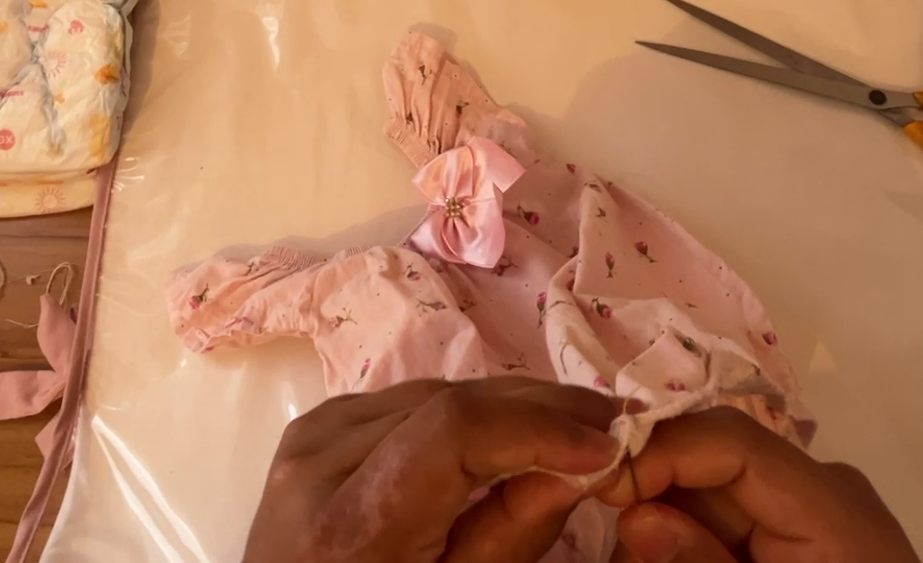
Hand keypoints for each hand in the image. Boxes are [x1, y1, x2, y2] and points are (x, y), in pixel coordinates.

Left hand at [243, 377, 621, 561]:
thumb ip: (514, 530)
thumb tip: (584, 460)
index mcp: (349, 524)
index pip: (450, 431)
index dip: (536, 424)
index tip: (609, 439)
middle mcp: (319, 457)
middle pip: (444, 401)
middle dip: (536, 406)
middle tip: (612, 418)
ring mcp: (310, 432)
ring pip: (430, 391)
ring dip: (502, 405)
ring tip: (567, 422)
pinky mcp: (313, 423)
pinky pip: (402, 401)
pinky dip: (458, 411)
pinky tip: (499, 427)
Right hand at [598, 407, 919, 562]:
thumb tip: (634, 515)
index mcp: (833, 509)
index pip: (731, 440)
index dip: (661, 449)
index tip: (605, 489)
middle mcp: (821, 489)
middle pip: (710, 460)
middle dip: (652, 492)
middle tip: (613, 536)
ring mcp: (809, 509)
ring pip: (706, 486)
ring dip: (662, 522)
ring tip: (645, 555)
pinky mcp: (795, 531)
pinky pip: (724, 512)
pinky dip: (688, 537)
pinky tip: (675, 555)